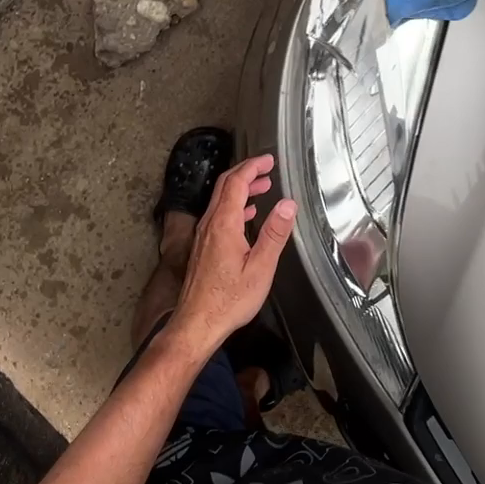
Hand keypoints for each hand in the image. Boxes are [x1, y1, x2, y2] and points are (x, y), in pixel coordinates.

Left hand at [164, 154, 296, 355]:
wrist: (197, 323)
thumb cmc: (228, 300)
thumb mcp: (260, 268)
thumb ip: (274, 234)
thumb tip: (287, 205)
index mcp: (224, 224)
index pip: (236, 182)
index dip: (252, 167)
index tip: (268, 160)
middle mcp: (210, 225)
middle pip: (224, 186)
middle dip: (246, 172)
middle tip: (266, 167)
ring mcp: (204, 235)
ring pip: (220, 200)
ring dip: (240, 188)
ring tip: (261, 187)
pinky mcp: (203, 247)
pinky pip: (218, 215)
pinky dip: (234, 205)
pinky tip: (246, 215)